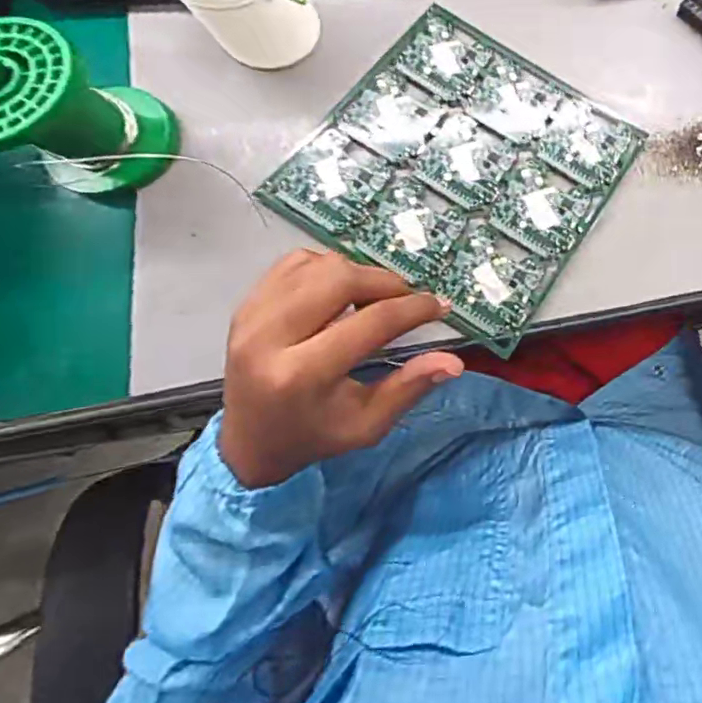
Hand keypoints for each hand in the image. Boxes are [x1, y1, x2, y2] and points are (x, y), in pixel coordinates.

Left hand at [219, 249, 464, 487]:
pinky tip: (340, 290)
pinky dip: (326, 268)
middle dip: (386, 282)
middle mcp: (270, 336)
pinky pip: (296, 262)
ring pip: (320, 264)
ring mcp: (253, 314)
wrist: (247, 440)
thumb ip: (408, 389)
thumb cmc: (311, 436)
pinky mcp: (247, 302)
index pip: (369, 323)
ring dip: (357, 273)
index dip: (412, 309)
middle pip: (341, 279)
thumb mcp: (365, 425)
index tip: (439, 305)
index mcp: (301, 375)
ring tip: (375, 296)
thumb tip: (453, 362)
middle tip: (407, 298)